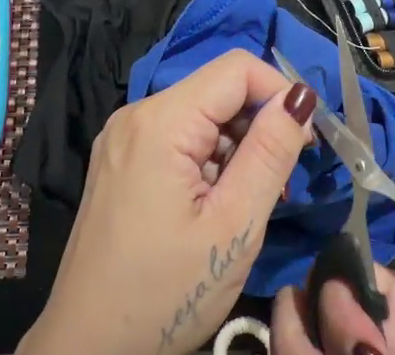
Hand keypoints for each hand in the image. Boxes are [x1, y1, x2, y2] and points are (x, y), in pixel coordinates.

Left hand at [19, 50, 318, 354]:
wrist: (88, 348)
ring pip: (200, 116)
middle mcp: (136, 114)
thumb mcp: (233, 225)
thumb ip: (270, 152)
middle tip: (279, 187)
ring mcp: (123, 138)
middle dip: (259, 126)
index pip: (236, 68)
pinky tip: (216, 207)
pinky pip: (178, 139)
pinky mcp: (120, 162)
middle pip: (216, 91)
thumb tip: (301, 96)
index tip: (306, 143)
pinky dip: (209, 161)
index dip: (279, 93)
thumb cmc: (165, 294)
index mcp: (160, 120)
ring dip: (237, 148)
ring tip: (247, 206)